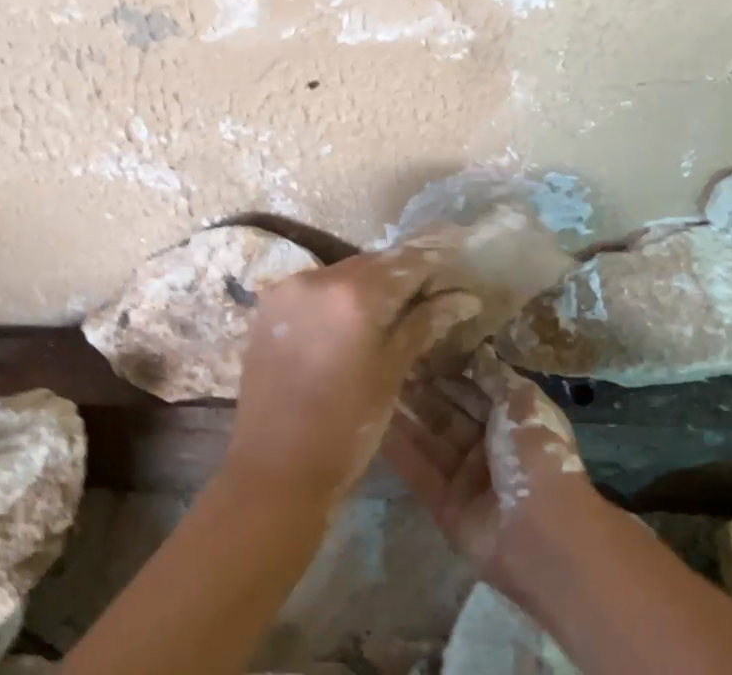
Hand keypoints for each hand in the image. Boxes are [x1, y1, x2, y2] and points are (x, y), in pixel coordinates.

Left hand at [224, 247, 482, 503]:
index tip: (454, 278)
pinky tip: (353, 321)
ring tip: (394, 311)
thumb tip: (464, 297)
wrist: (274, 468)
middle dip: (401, 276)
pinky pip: (314, 289)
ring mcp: (286, 290)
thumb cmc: (345, 427)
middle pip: (371, 264)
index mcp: (352, 293)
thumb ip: (423, 324)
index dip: (433, 267)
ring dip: (369, 285)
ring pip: (341, 274)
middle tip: (431, 296)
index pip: (405, 262)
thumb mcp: (391, 372)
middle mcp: (316, 278)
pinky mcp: (267, 308)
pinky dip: (338, 297)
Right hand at [383, 346, 597, 582]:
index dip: (448, 370)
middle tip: (386, 363)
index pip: (474, 388)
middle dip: (421, 390)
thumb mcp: (521, 402)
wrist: (539, 531)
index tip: (417, 346)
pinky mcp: (442, 503)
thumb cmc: (534, 454)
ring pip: (428, 438)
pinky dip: (396, 449)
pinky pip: (416, 470)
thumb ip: (494, 375)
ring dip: (404, 415)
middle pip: (447, 412)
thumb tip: (478, 347)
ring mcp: (464, 476)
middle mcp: (488, 445)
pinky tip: (371, 423)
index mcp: (513, 419)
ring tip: (370, 385)